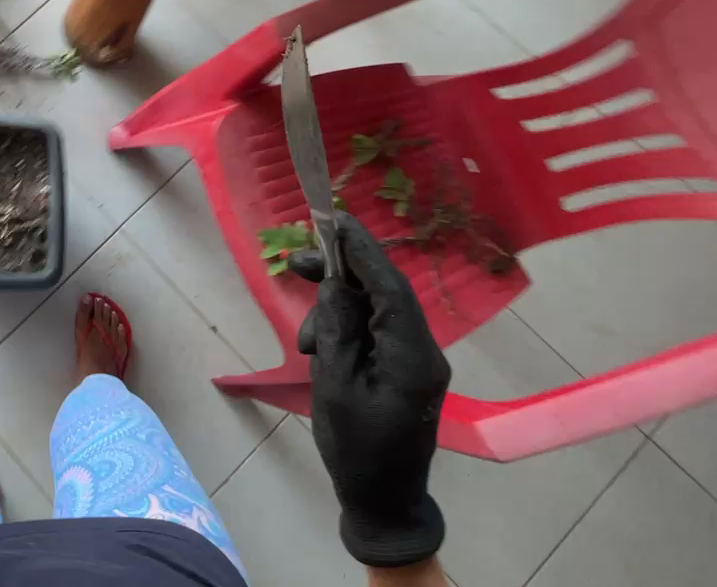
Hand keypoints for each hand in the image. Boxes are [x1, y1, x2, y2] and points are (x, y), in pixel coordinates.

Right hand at [293, 213, 449, 568]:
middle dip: (339, 272)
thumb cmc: (356, 446)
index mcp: (412, 356)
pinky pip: (371, 329)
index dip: (363, 249)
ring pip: (372, 309)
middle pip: (381, 291)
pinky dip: (341, 328)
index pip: (390, 287)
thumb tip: (334, 286)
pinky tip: (317, 349)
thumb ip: (336, 329)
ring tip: (304, 340)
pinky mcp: (401, 367)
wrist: (382, 497)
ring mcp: (414, 359)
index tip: (334, 218)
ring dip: (333, 309)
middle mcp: (421, 351)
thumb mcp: (335, 384)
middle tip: (294, 260)